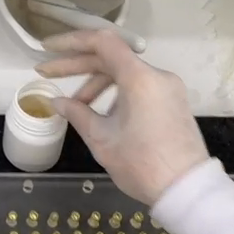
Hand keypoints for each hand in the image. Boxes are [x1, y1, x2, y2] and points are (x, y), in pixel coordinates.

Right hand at [37, 29, 210, 204]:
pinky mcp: (172, 101)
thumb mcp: (101, 139)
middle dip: (76, 65)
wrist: (187, 191)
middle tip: (46, 74)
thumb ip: (76, 113)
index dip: (70, 41)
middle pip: (110, 57)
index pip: (101, 42)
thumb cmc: (141, 164)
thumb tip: (55, 101)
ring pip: (124, 72)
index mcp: (139, 78)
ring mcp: (167, 88)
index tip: (47, 49)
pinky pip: (138, 86)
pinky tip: (101, 113)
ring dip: (95, 82)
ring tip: (76, 105)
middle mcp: (156, 75)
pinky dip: (115, 92)